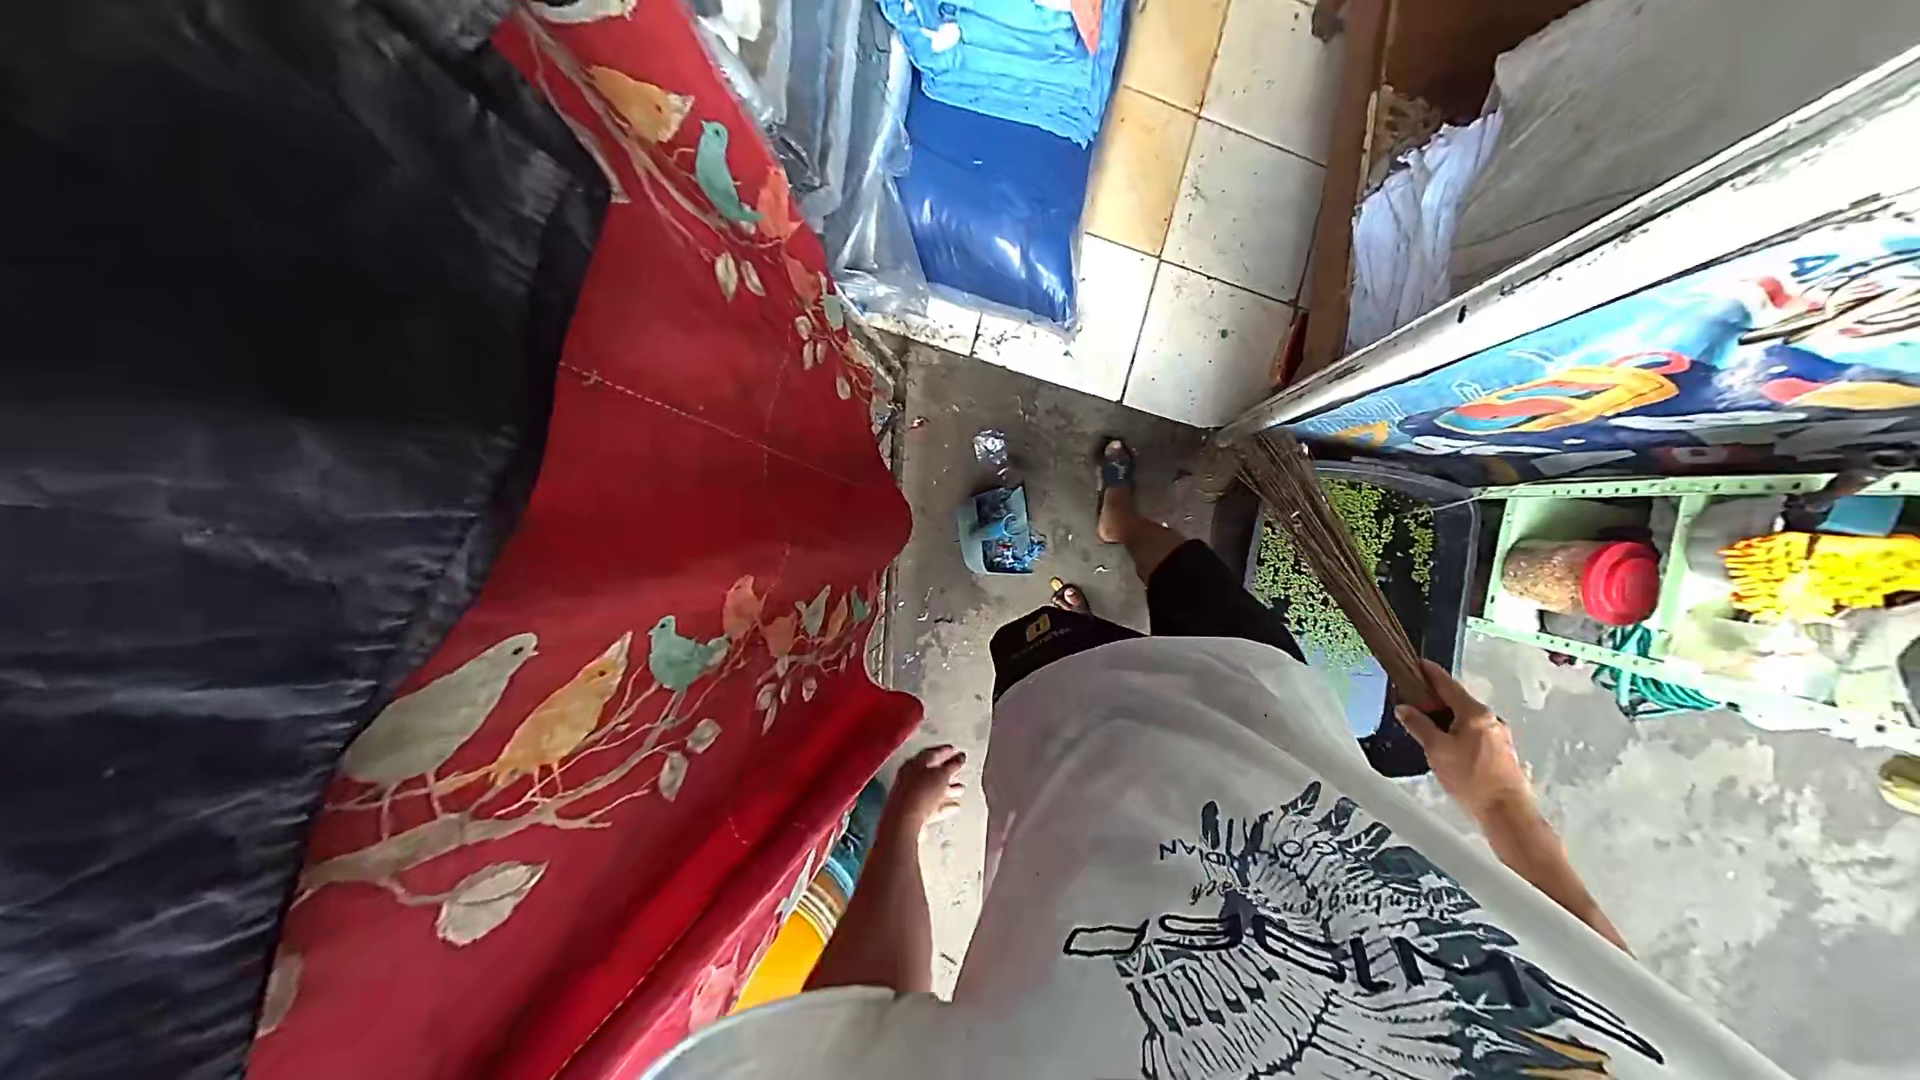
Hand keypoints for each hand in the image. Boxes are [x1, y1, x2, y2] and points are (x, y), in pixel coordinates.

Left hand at [880, 744, 965, 837]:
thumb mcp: (942, 775)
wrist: (905, 822)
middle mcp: (910, 778)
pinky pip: (932, 806)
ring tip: (960, 789)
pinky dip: (943, 805)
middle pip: (931, 772)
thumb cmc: (919, 793)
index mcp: (914, 764)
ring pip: (932, 790)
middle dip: (947, 771)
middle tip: (959, 769)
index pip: (931, 753)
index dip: (945, 751)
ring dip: (947, 789)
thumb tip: (960, 758)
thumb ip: (952, 766)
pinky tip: (954, 806)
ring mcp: (911, 797)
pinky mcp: (915, 813)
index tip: (955, 751)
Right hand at [1395, 660, 1534, 824]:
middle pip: (1458, 700)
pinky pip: (1473, 731)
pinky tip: (1444, 741)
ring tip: (1425, 721)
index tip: (1419, 663)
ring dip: (1445, 715)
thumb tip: (1405, 709)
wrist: (1506, 812)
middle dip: (1435, 697)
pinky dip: (1455, 729)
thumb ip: (1418, 725)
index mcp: (1476, 714)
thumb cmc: (1471, 778)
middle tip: (1413, 696)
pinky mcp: (1500, 752)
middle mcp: (1491, 720)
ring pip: (1465, 717)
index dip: (1431, 673)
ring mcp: (1499, 736)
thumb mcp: (1436, 749)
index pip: (1448, 685)